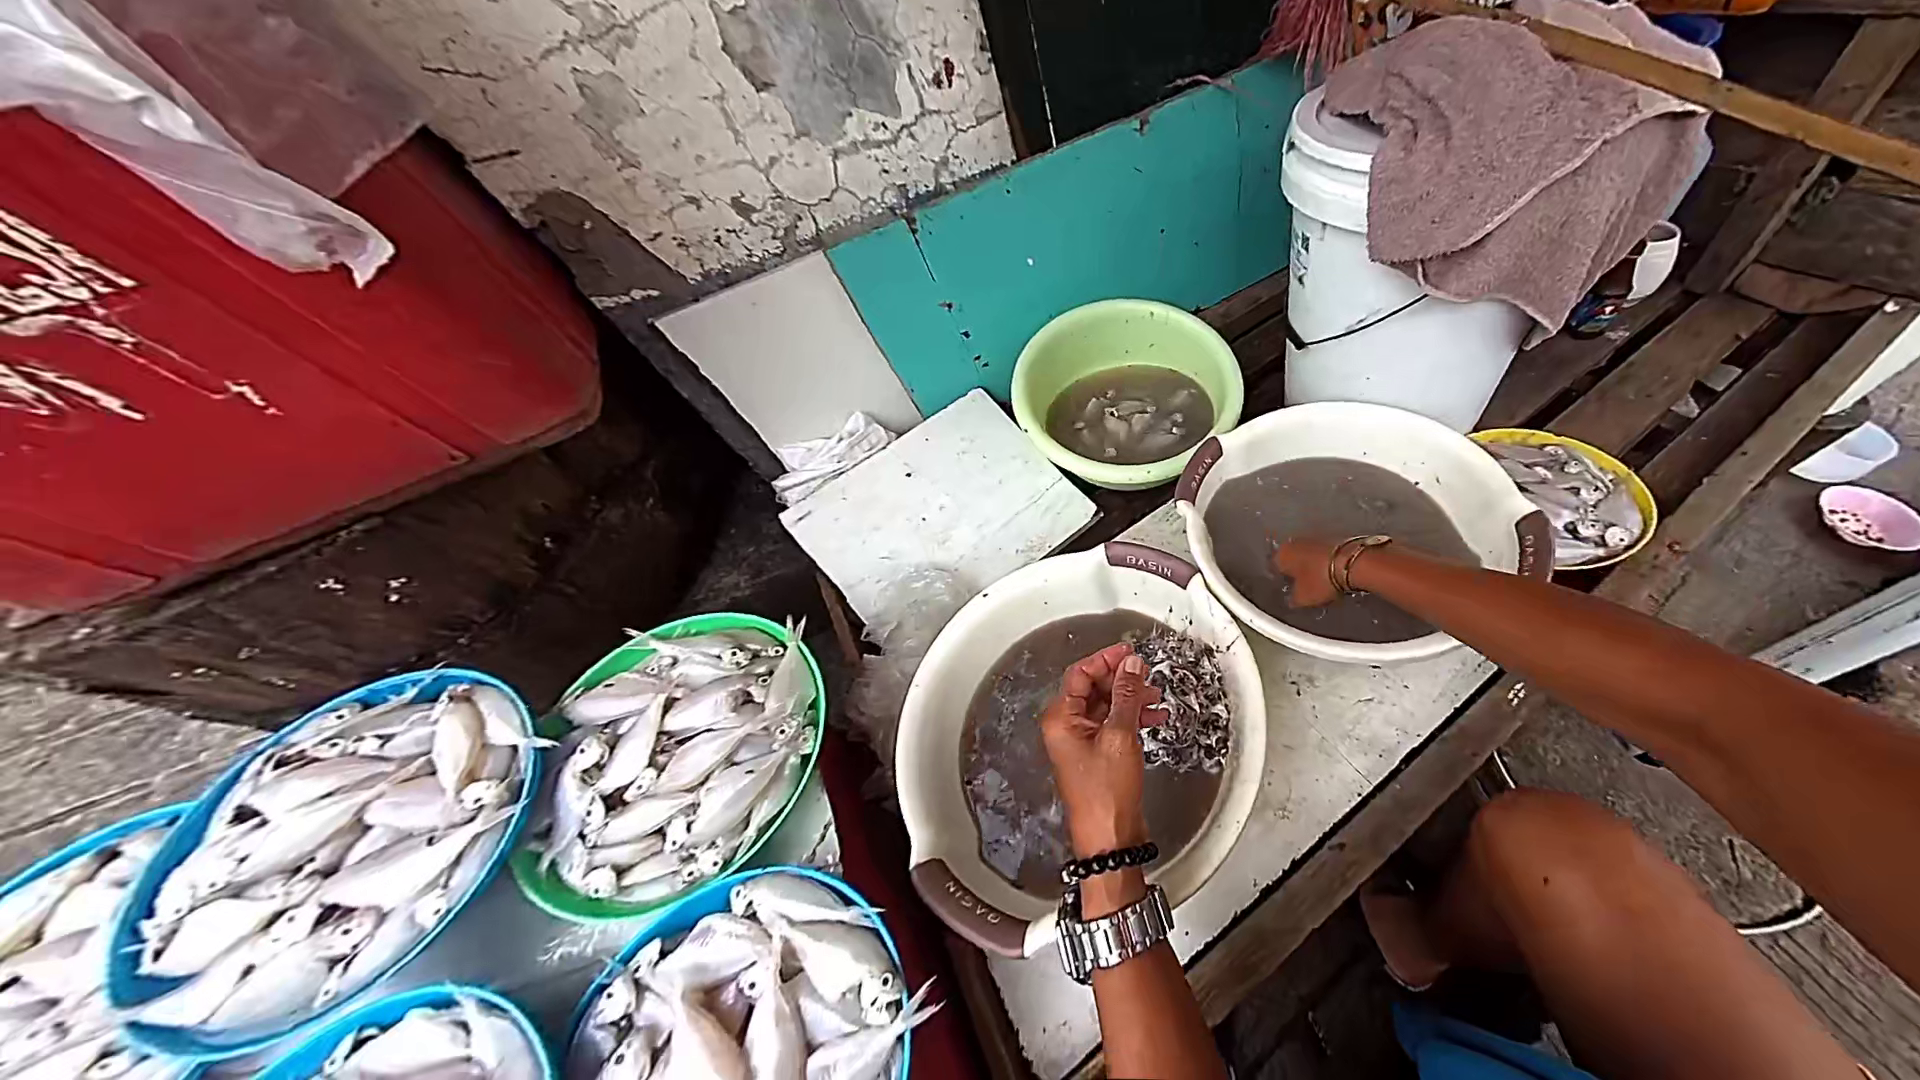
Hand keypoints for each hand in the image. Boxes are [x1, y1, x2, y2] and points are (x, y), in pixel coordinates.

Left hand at [1039, 643, 1161, 858]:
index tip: (1128, 652)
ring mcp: (1081, 740)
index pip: (1080, 674)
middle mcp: (1066, 726)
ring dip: (1130, 698)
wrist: (1110, 838)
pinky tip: (1153, 718)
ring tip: (1155, 697)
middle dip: (1121, 679)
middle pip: (1093, 687)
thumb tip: (1131, 666)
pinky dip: (1132, 717)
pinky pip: (1113, 723)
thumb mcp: (1120, 736)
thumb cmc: (1106, 793)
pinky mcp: (1097, 753)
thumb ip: (1126, 696)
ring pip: (1106, 705)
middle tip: (1145, 674)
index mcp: (1061, 718)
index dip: (1105, 659)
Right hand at [1270, 538, 1343, 607]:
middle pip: (1293, 558)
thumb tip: (1291, 600)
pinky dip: (1328, 560)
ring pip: (1309, 554)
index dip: (1283, 581)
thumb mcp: (1303, 598)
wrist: (1356, 563)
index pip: (1275, 569)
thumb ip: (1293, 599)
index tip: (1291, 590)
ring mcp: (1316, 537)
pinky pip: (1326, 552)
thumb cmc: (1322, 580)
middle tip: (1307, 585)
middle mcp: (1294, 542)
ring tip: (1324, 580)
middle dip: (1298, 570)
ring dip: (1314, 564)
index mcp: (1281, 554)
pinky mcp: (1336, 536)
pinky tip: (1336, 572)